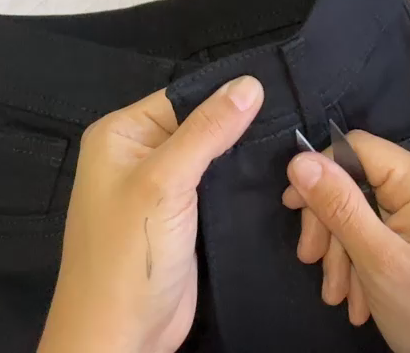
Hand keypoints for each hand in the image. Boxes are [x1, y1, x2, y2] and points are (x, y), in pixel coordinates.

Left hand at [38, 76, 263, 352]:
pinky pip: (214, 184)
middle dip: (237, 123)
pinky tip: (273, 172)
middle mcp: (138, 153)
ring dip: (242, 153)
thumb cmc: (128, 255)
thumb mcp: (165, 183)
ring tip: (290, 138)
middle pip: (198, 123)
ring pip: (210, 155)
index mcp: (121, 133)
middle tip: (291, 114)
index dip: (224, 93)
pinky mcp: (181, 216)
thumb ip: (207, 130)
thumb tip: (250, 83)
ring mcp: (160, 187)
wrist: (119, 341)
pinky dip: (239, 179)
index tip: (274, 87)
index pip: (182, 96)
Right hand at [282, 131, 409, 352]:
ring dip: (344, 253)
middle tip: (313, 265)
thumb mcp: (379, 261)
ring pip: (363, 210)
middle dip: (332, 227)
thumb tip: (298, 159)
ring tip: (340, 297)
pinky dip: (363, 262)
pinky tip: (359, 299)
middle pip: (356, 181)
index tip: (293, 211)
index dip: (320, 174)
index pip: (356, 148)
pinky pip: (381, 230)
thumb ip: (339, 206)